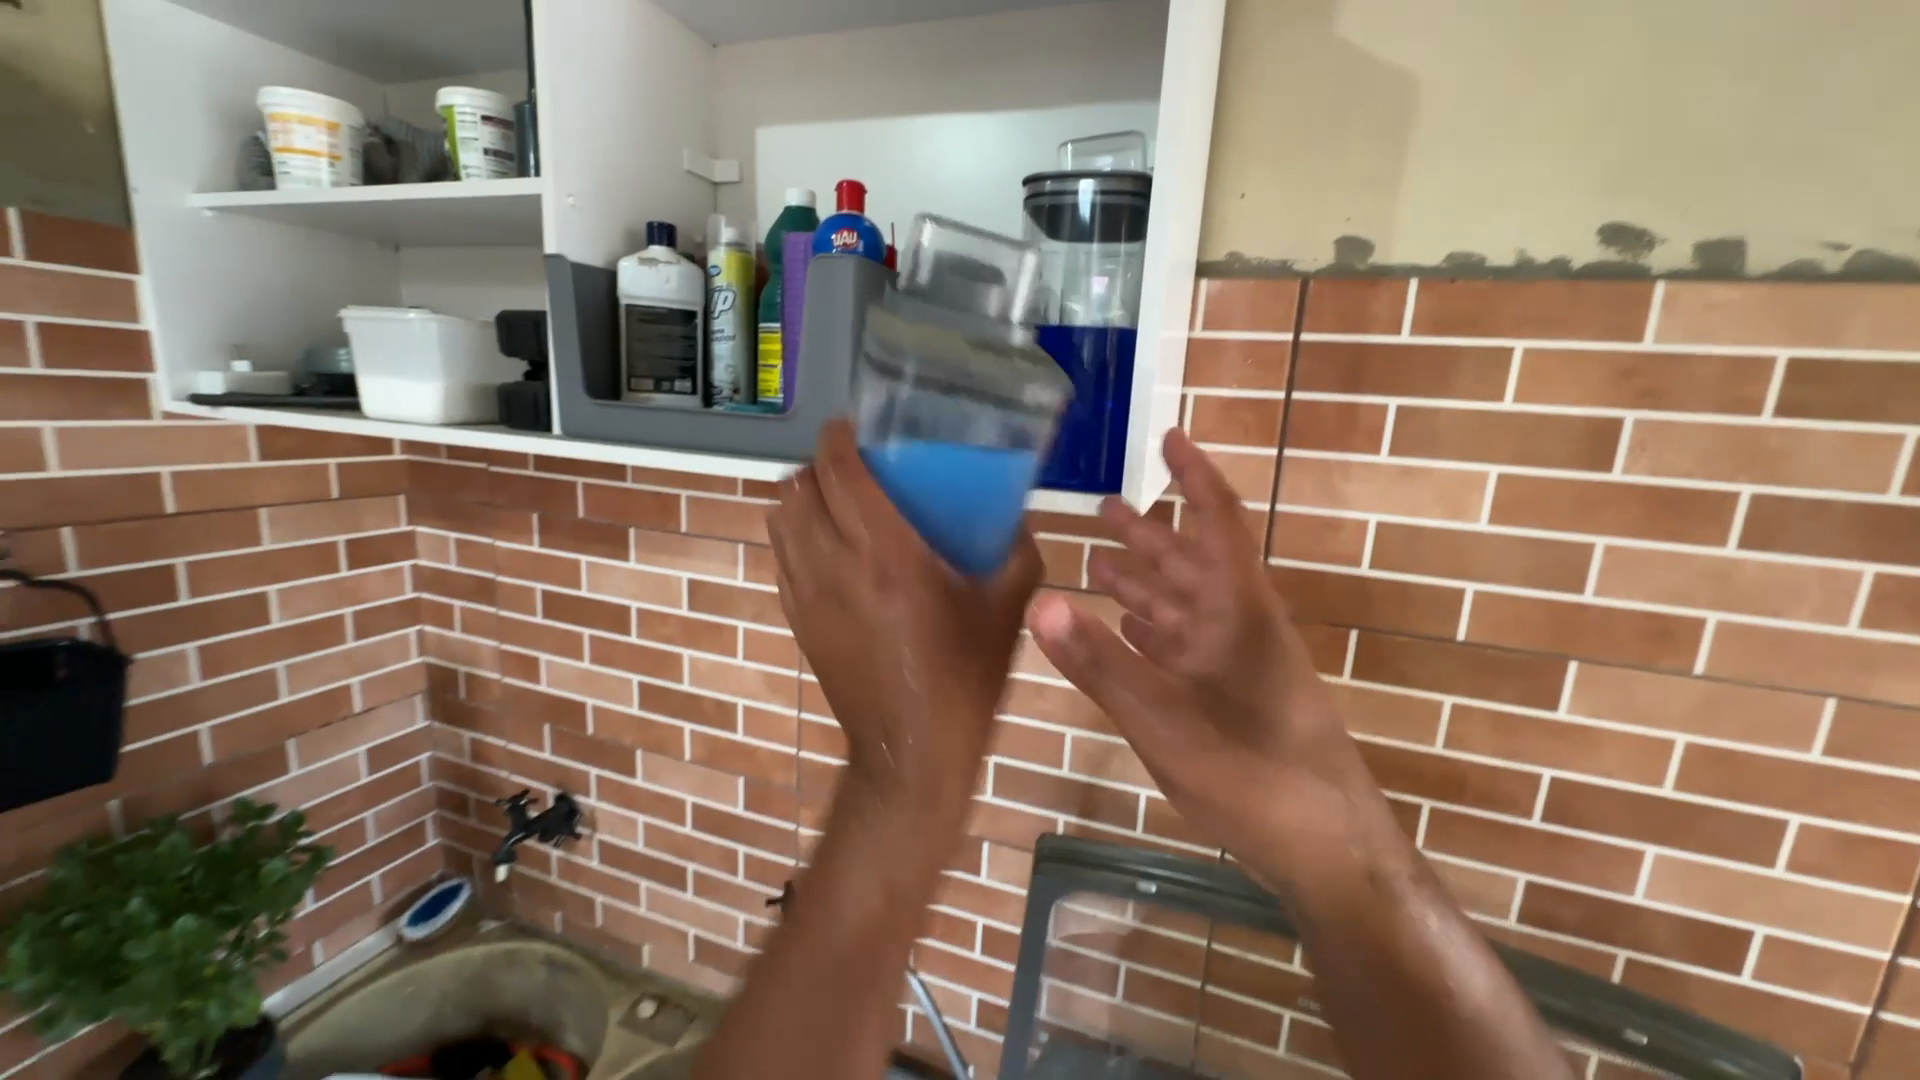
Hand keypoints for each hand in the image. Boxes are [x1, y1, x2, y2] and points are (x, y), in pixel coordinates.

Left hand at [769, 421, 1043, 816]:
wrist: (912, 749)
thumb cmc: (964, 675)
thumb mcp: (1007, 608)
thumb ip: (1018, 552)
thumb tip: (1016, 517)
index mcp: (886, 552)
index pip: (838, 471)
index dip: (836, 438)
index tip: (851, 427)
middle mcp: (835, 564)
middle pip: (798, 488)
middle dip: (817, 465)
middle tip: (850, 466)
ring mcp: (808, 595)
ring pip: (779, 520)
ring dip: (800, 499)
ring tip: (833, 502)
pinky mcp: (797, 621)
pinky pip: (781, 558)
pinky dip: (794, 537)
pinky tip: (826, 549)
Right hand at [1028, 429, 1367, 867]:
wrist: (1327, 847)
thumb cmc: (1249, 772)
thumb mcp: (1162, 718)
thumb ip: (1099, 663)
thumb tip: (1038, 601)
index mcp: (1235, 613)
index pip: (1217, 522)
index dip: (1195, 476)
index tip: (1171, 436)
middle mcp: (1239, 627)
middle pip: (1192, 563)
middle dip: (1149, 534)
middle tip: (1102, 508)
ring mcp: (1240, 665)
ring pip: (1187, 608)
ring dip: (1147, 584)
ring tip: (1100, 565)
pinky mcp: (1236, 699)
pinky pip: (1188, 648)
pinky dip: (1155, 633)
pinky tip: (1129, 631)